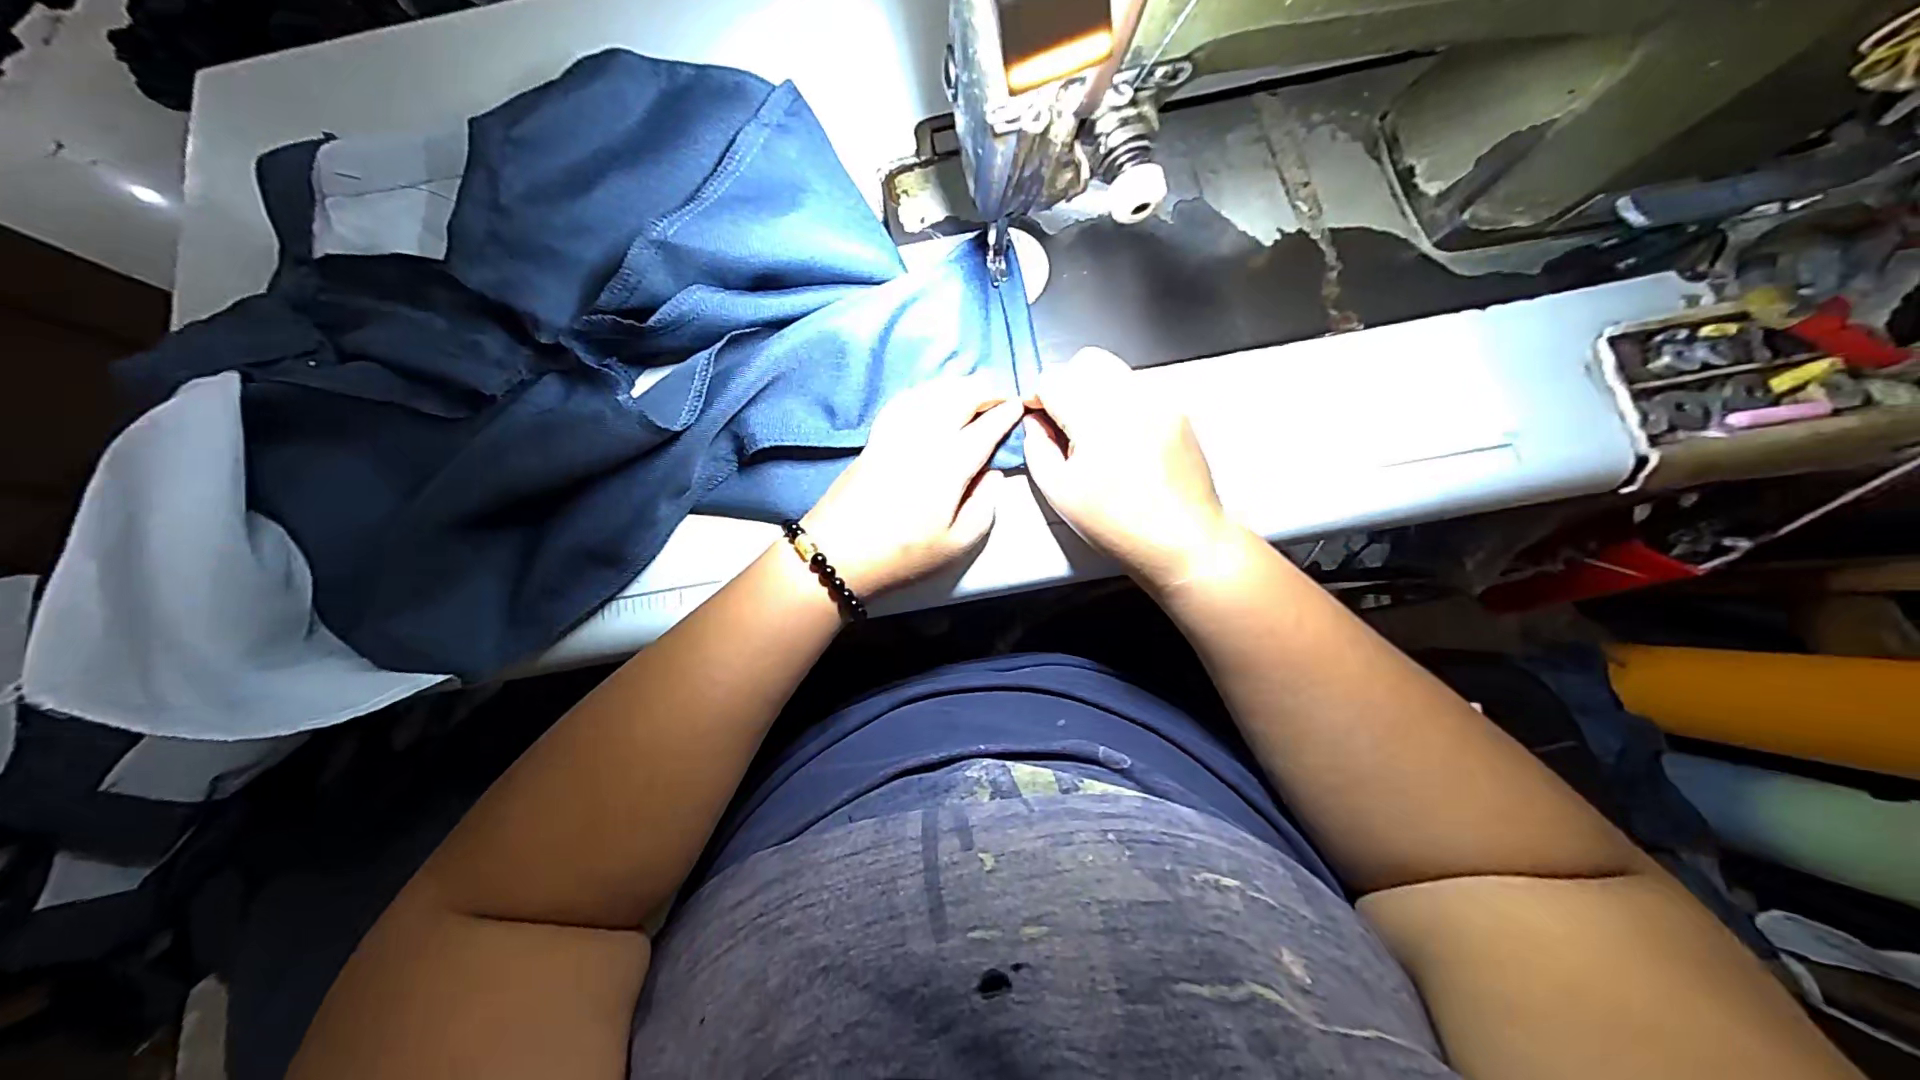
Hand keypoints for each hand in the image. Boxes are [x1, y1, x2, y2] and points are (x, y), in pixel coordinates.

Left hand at [800, 376, 1022, 596]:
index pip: (986, 425)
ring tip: (974, 393)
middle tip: (1001, 397)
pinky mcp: (876, 436)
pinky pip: (906, 399)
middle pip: (960, 394)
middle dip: (987, 389)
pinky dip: (927, 391)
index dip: (1007, 412)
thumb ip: (985, 505)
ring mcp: (896, 431)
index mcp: (950, 463)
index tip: (1020, 406)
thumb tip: (993, 474)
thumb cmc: (901, 554)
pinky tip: (933, 397)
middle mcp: (924, 436)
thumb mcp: (957, 544)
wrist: (837, 553)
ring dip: (959, 385)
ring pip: (933, 391)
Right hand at [1023, 347, 1246, 591]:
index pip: (1052, 378)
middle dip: (1067, 385)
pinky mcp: (1177, 411)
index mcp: (1096, 418)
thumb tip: (1034, 422)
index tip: (1038, 419)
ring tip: (1096, 435)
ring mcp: (1159, 401)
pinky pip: (1139, 390)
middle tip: (1064, 422)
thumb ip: (1037, 448)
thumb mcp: (1060, 493)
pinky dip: (1121, 404)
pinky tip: (1122, 441)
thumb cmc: (1119, 525)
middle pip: (1085, 362)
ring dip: (1094, 392)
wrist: (1184, 540)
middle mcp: (1131, 398)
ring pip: (1114, 372)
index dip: (1038, 398)